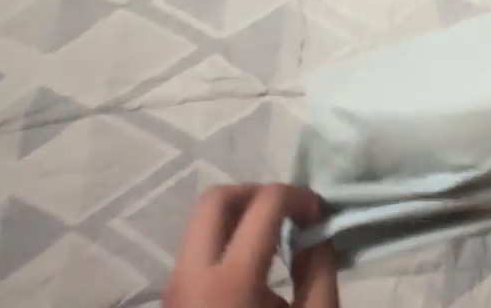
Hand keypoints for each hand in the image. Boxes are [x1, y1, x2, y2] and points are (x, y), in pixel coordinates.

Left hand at [165, 184, 337, 307]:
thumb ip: (320, 268)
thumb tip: (315, 232)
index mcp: (231, 281)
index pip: (265, 204)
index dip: (299, 196)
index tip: (319, 216)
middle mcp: (191, 279)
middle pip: (214, 200)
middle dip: (257, 193)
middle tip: (288, 212)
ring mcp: (173, 294)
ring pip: (199, 226)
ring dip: (240, 218)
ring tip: (274, 241)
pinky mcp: (170, 307)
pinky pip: (196, 255)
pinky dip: (226, 244)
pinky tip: (254, 270)